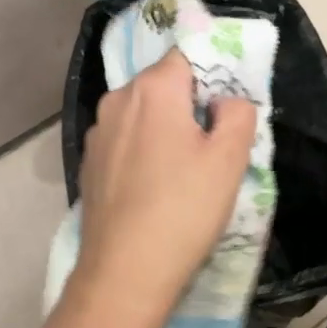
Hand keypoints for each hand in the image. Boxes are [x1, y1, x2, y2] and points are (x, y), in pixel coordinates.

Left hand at [70, 49, 257, 317]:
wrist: (125, 272)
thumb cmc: (184, 209)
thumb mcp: (230, 159)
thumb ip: (238, 114)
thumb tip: (226, 101)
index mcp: (153, 88)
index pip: (188, 56)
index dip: (212, 78)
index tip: (226, 112)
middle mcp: (118, 99)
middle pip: (162, 85)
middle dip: (189, 105)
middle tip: (213, 146)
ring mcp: (97, 133)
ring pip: (142, 116)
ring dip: (164, 131)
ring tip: (184, 172)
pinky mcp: (88, 164)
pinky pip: (125, 143)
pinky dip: (143, 154)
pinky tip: (155, 189)